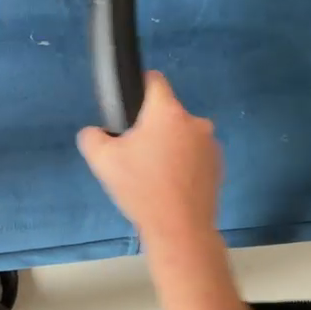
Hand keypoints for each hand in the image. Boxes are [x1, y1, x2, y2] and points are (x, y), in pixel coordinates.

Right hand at [77, 71, 222, 240]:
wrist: (179, 229)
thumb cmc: (141, 188)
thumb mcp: (101, 161)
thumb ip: (91, 136)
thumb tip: (95, 132)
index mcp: (167, 112)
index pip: (154, 80)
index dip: (137, 88)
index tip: (127, 109)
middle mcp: (194, 121)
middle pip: (166, 113)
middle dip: (150, 127)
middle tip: (133, 154)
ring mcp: (211, 144)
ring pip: (180, 135)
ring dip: (167, 146)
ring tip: (152, 174)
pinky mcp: (218, 165)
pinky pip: (193, 154)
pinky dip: (182, 164)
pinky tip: (169, 185)